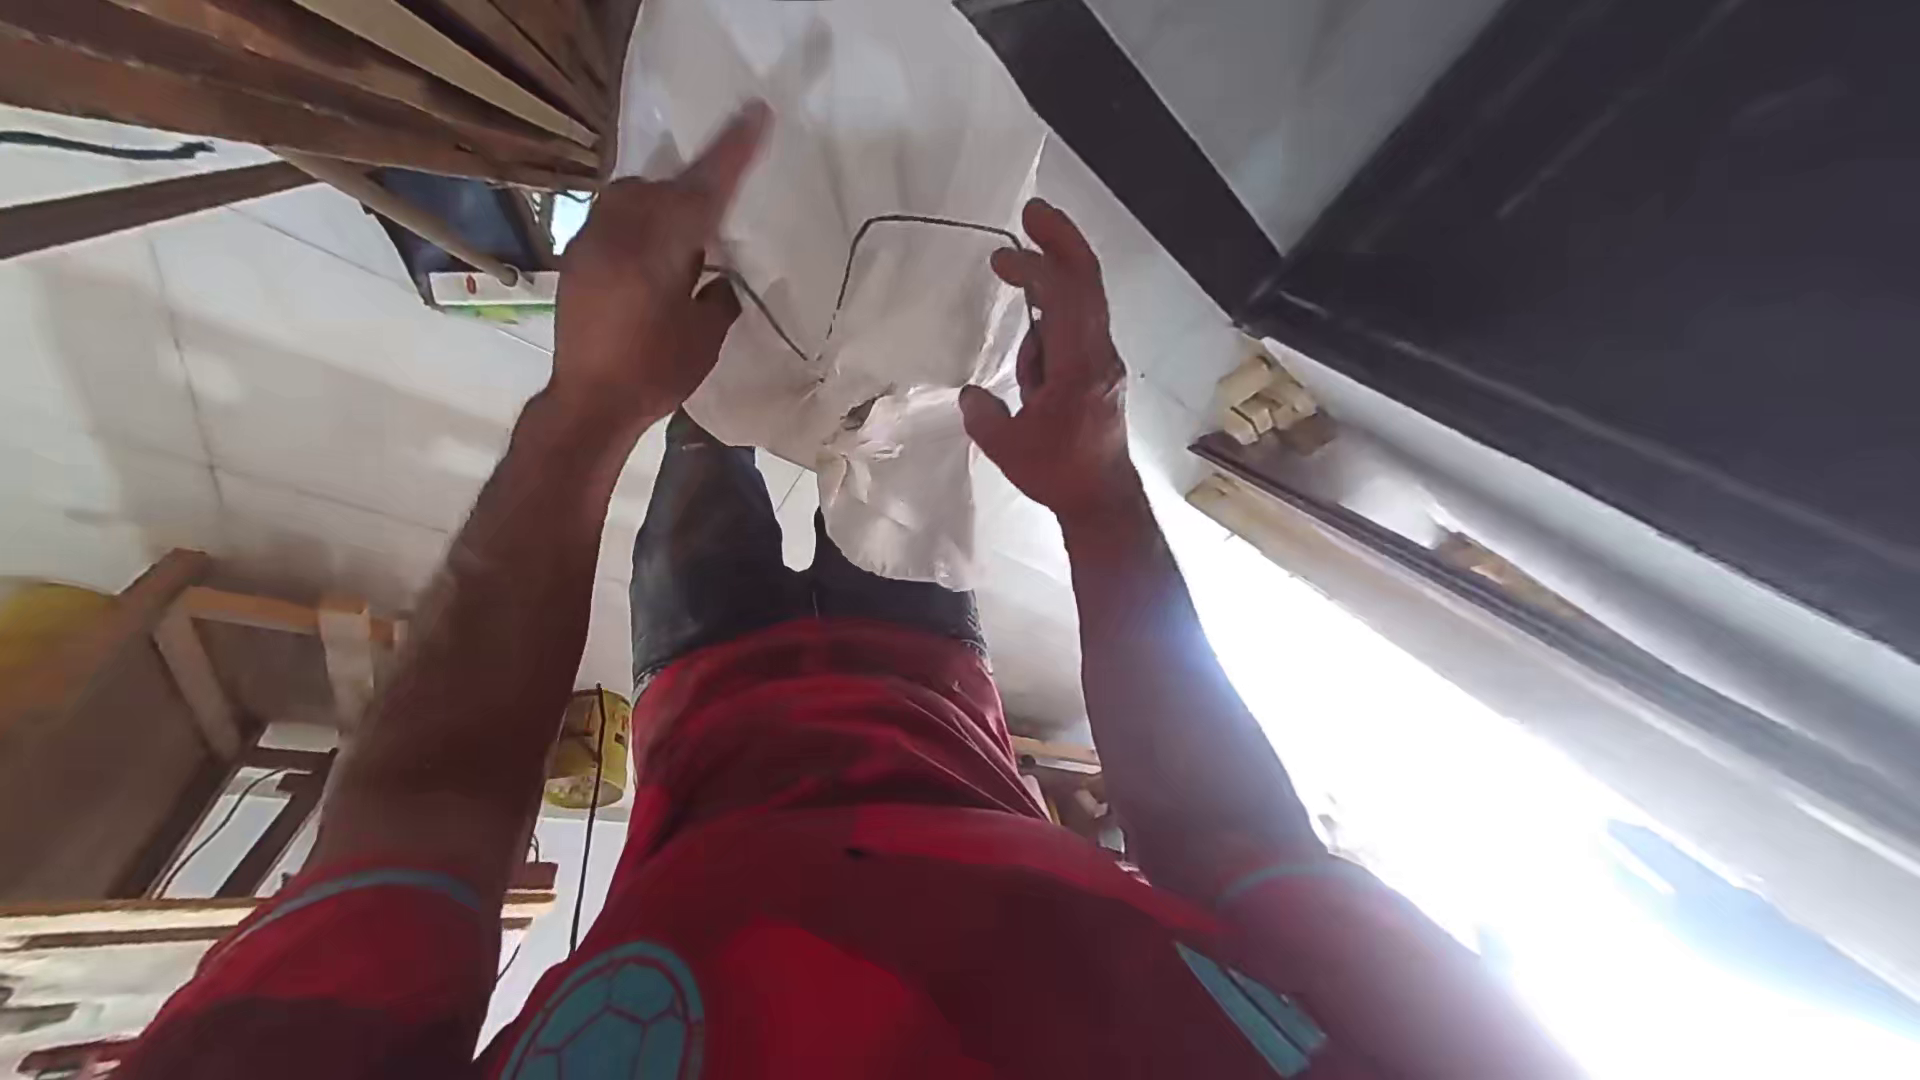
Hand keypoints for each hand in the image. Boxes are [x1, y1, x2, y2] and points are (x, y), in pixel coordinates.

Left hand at [550, 101, 769, 432]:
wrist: (591, 401)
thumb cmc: (656, 373)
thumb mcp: (705, 338)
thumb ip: (718, 296)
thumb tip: (723, 278)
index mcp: (659, 249)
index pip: (704, 191)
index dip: (732, 154)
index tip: (756, 115)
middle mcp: (620, 232)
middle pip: (662, 188)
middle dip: (692, 194)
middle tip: (717, 224)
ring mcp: (592, 240)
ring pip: (632, 199)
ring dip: (663, 208)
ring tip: (686, 243)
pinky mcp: (579, 256)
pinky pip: (615, 220)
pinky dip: (641, 227)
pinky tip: (655, 260)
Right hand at [960, 198, 1143, 526]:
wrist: (1101, 500)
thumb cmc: (1059, 474)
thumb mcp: (1007, 447)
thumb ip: (983, 415)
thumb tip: (972, 393)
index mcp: (1081, 365)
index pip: (1063, 297)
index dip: (1034, 267)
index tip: (1000, 258)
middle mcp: (1100, 355)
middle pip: (1087, 283)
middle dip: (1061, 243)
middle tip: (1034, 213)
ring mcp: (1104, 365)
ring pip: (1078, 315)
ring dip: (1047, 321)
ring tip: (1028, 383)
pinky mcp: (1100, 377)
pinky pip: (1074, 340)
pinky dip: (1051, 337)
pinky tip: (1035, 385)